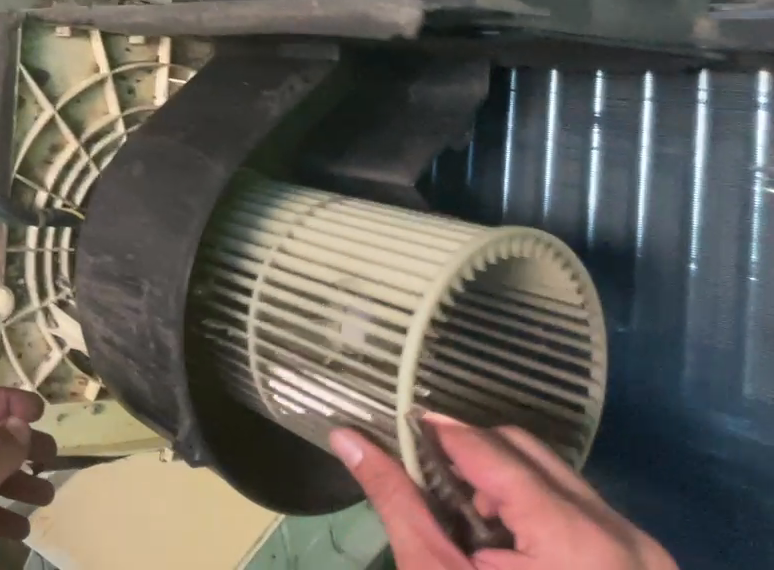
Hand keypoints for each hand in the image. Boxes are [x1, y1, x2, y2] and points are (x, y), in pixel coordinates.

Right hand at [330, 420, 676, 569]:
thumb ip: (396, 498)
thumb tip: (345, 437)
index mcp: (573, 536)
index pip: (486, 447)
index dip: (434, 433)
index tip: (395, 435)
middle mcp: (621, 533)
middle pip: (524, 449)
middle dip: (469, 453)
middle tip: (429, 482)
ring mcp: (642, 553)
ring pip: (553, 474)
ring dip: (501, 479)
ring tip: (470, 520)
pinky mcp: (644, 567)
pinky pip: (580, 507)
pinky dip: (535, 506)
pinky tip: (510, 544)